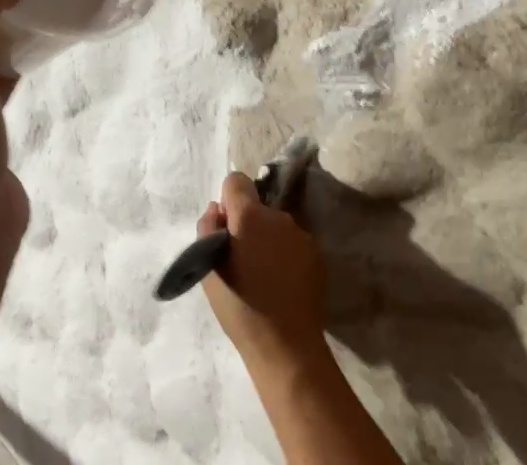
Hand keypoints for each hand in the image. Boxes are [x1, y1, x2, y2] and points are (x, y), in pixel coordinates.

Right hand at [199, 172, 328, 363]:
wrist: (286, 346)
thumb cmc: (238, 305)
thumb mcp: (207, 267)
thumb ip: (208, 228)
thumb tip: (218, 209)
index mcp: (250, 216)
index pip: (236, 181)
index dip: (227, 199)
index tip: (225, 228)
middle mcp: (280, 218)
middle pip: (258, 207)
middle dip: (247, 223)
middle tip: (240, 258)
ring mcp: (303, 237)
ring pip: (277, 226)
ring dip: (267, 239)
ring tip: (262, 275)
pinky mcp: (318, 257)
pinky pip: (294, 244)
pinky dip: (285, 255)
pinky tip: (281, 283)